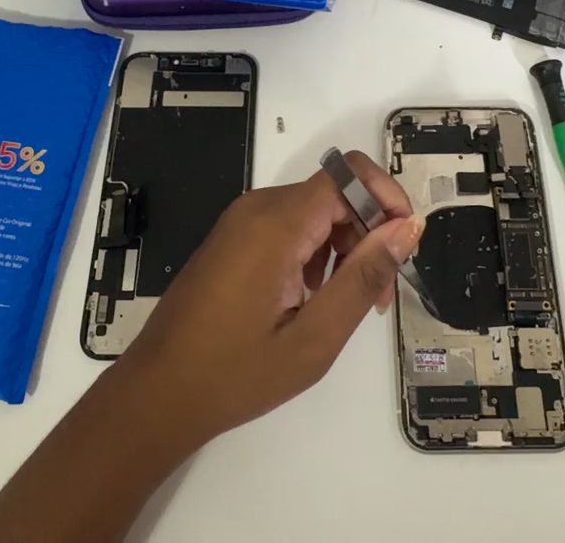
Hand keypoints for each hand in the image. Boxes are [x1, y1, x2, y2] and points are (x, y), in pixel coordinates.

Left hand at [116, 149, 423, 445]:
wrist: (157, 393)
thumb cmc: (235, 372)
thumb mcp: (315, 336)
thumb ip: (365, 277)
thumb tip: (407, 227)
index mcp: (277, 223)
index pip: (349, 172)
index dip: (386, 197)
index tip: (403, 245)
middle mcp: (258, 208)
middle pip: (334, 193)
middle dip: (369, 233)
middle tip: (378, 296)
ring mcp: (241, 222)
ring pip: (315, 212)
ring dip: (344, 248)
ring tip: (344, 307)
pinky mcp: (234, 239)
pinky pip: (290, 228)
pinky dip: (315, 254)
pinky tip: (312, 301)